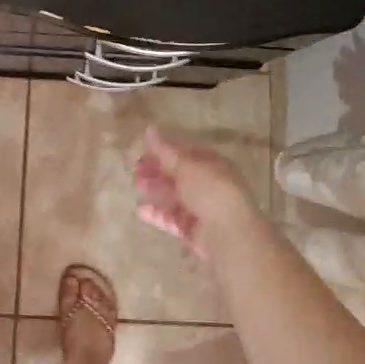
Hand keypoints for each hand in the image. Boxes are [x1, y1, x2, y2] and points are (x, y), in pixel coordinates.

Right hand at [133, 129, 260, 257]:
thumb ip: (165, 151)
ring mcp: (202, 209)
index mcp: (212, 165)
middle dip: (158, 172)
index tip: (143, 152)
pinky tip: (141, 210)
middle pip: (179, 176)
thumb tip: (150, 130)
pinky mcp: (193, 230)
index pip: (186, 155)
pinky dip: (157, 214)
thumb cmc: (210, 191)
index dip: (164, 152)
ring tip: (137, 187)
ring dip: (156, 191)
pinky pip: (173, 219)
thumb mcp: (186, 166)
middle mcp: (209, 186)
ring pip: (175, 197)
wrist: (228, 233)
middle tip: (136, 171)